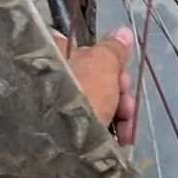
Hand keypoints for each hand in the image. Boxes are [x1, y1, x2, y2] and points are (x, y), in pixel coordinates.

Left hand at [54, 27, 137, 145]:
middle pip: (95, 76)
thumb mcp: (102, 64)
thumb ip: (114, 49)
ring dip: (119, 112)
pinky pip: (91, 123)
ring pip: (97, 101)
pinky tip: (121, 139)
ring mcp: (54, 104)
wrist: (61, 146)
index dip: (107, 60)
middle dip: (119, 90)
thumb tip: (123, 31)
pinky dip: (109, 129)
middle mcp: (51, 76)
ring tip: (126, 129)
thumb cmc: (80, 93)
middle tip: (126, 104)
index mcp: (55, 52)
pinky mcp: (61, 131)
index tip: (121, 73)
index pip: (82, 47)